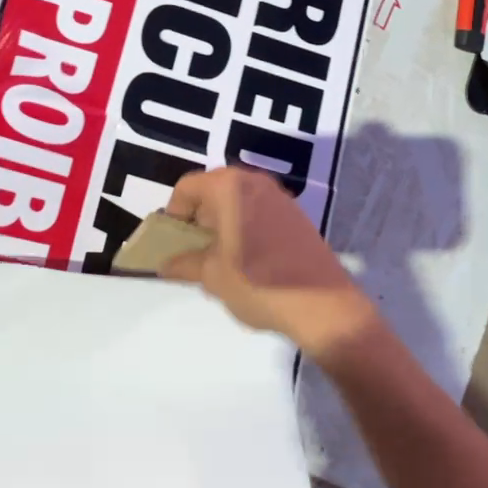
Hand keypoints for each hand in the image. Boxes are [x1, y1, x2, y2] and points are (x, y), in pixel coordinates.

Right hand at [160, 166, 378, 361]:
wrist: (322, 305)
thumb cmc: (257, 283)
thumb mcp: (212, 276)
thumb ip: (185, 263)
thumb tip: (165, 264)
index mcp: (229, 187)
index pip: (187, 187)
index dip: (174, 213)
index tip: (173, 241)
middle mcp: (254, 182)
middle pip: (213, 189)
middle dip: (198, 217)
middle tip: (193, 250)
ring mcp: (279, 197)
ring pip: (237, 200)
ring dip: (221, 222)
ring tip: (218, 258)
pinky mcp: (295, 215)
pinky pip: (258, 211)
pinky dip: (244, 226)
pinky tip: (246, 259)